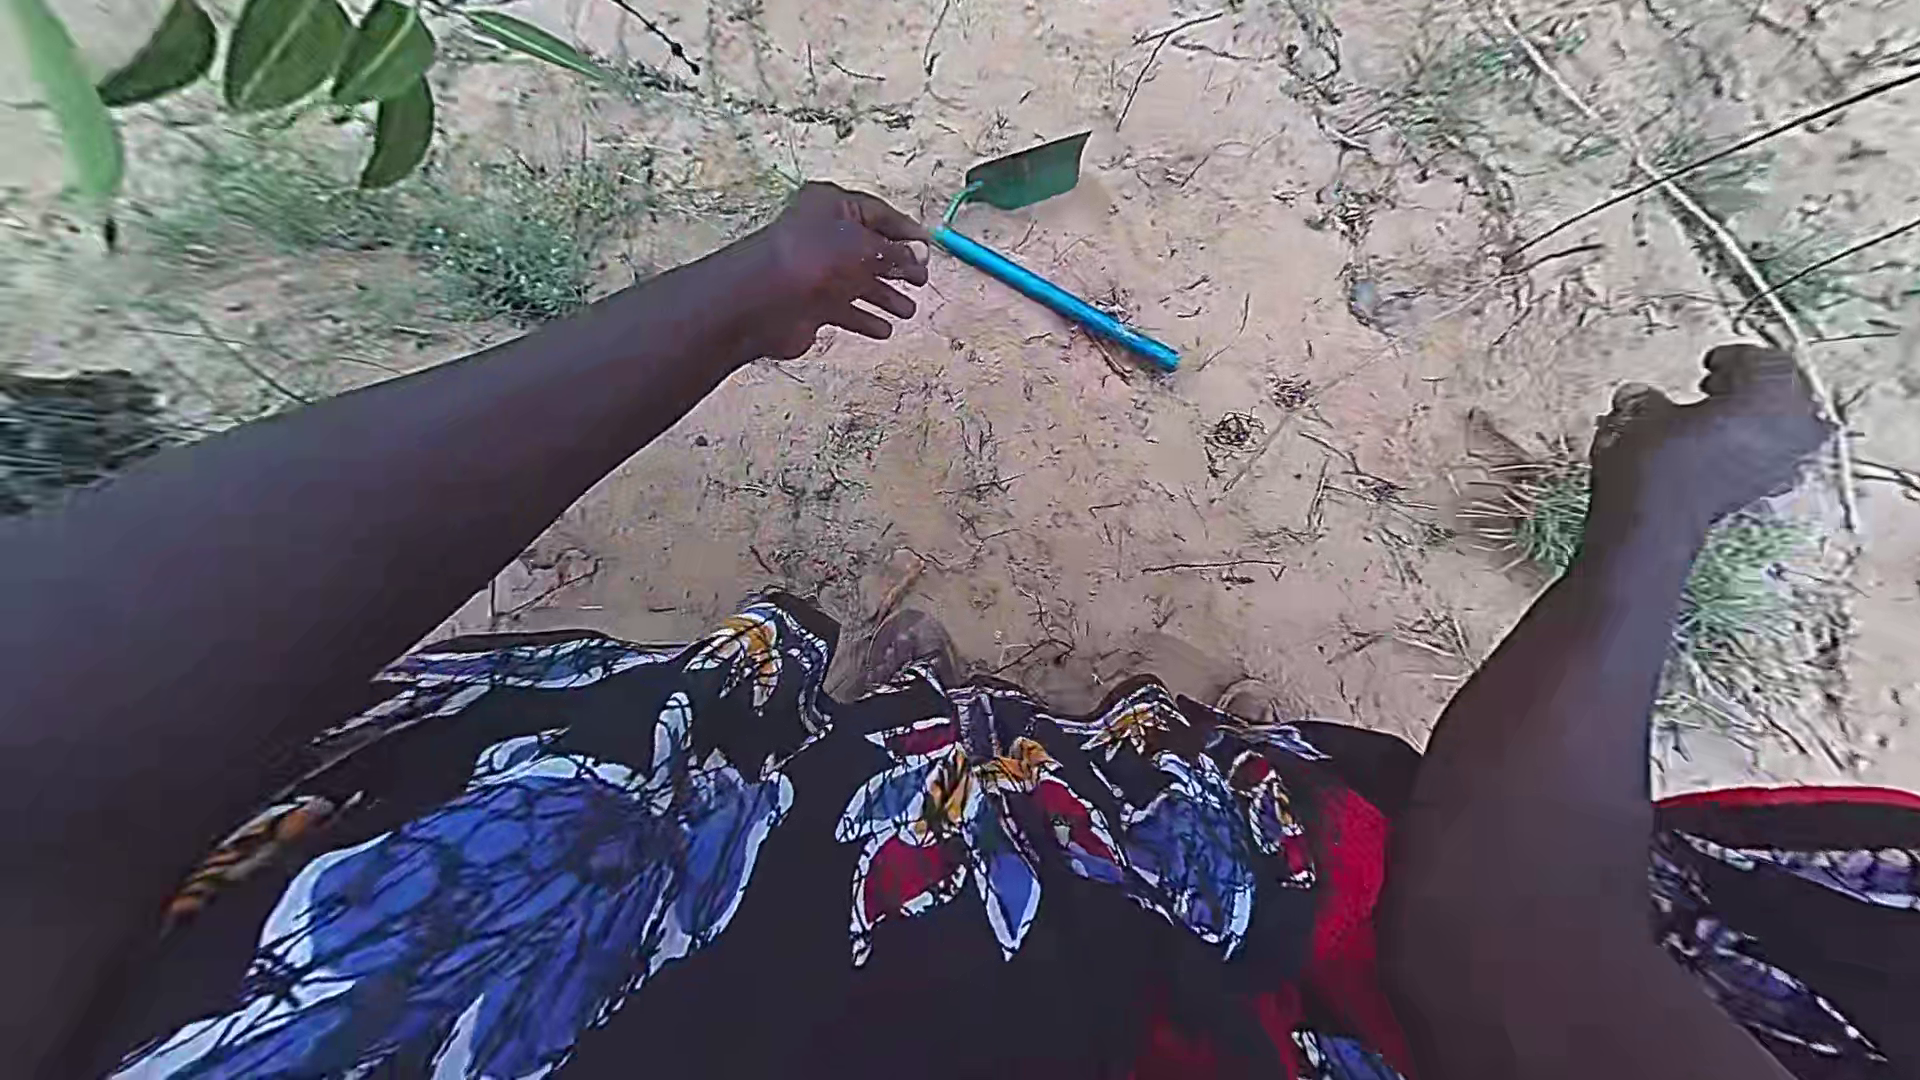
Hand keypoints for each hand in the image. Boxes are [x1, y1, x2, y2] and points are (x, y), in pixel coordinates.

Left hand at [736, 182, 929, 359]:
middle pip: (870, 250)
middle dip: (898, 268)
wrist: (765, 301)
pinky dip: (864, 318)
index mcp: (833, 207)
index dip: (906, 233)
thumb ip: (896, 253)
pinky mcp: (812, 303)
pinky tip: (884, 330)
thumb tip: (921, 255)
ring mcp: (818, 271)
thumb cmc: (816, 260)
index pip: (878, 214)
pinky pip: (845, 309)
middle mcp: (824, 235)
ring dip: (885, 297)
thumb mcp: (864, 248)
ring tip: (908, 312)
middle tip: (921, 283)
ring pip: (859, 282)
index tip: (930, 250)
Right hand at [1588, 343, 1832, 541]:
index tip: (1712, 359)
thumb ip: (1643, 401)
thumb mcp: (1635, 420)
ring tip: (1709, 418)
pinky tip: (1712, 447)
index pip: (1763, 362)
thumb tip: (1637, 394)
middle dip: (1745, 386)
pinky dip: (1743, 443)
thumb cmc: (1649, 462)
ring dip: (1747, 416)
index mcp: (1768, 397)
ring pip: (1775, 423)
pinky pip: (1765, 450)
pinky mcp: (1766, 482)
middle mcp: (1791, 424)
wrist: (1650, 517)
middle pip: (1779, 391)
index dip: (1734, 357)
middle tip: (1712, 386)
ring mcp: (1784, 456)